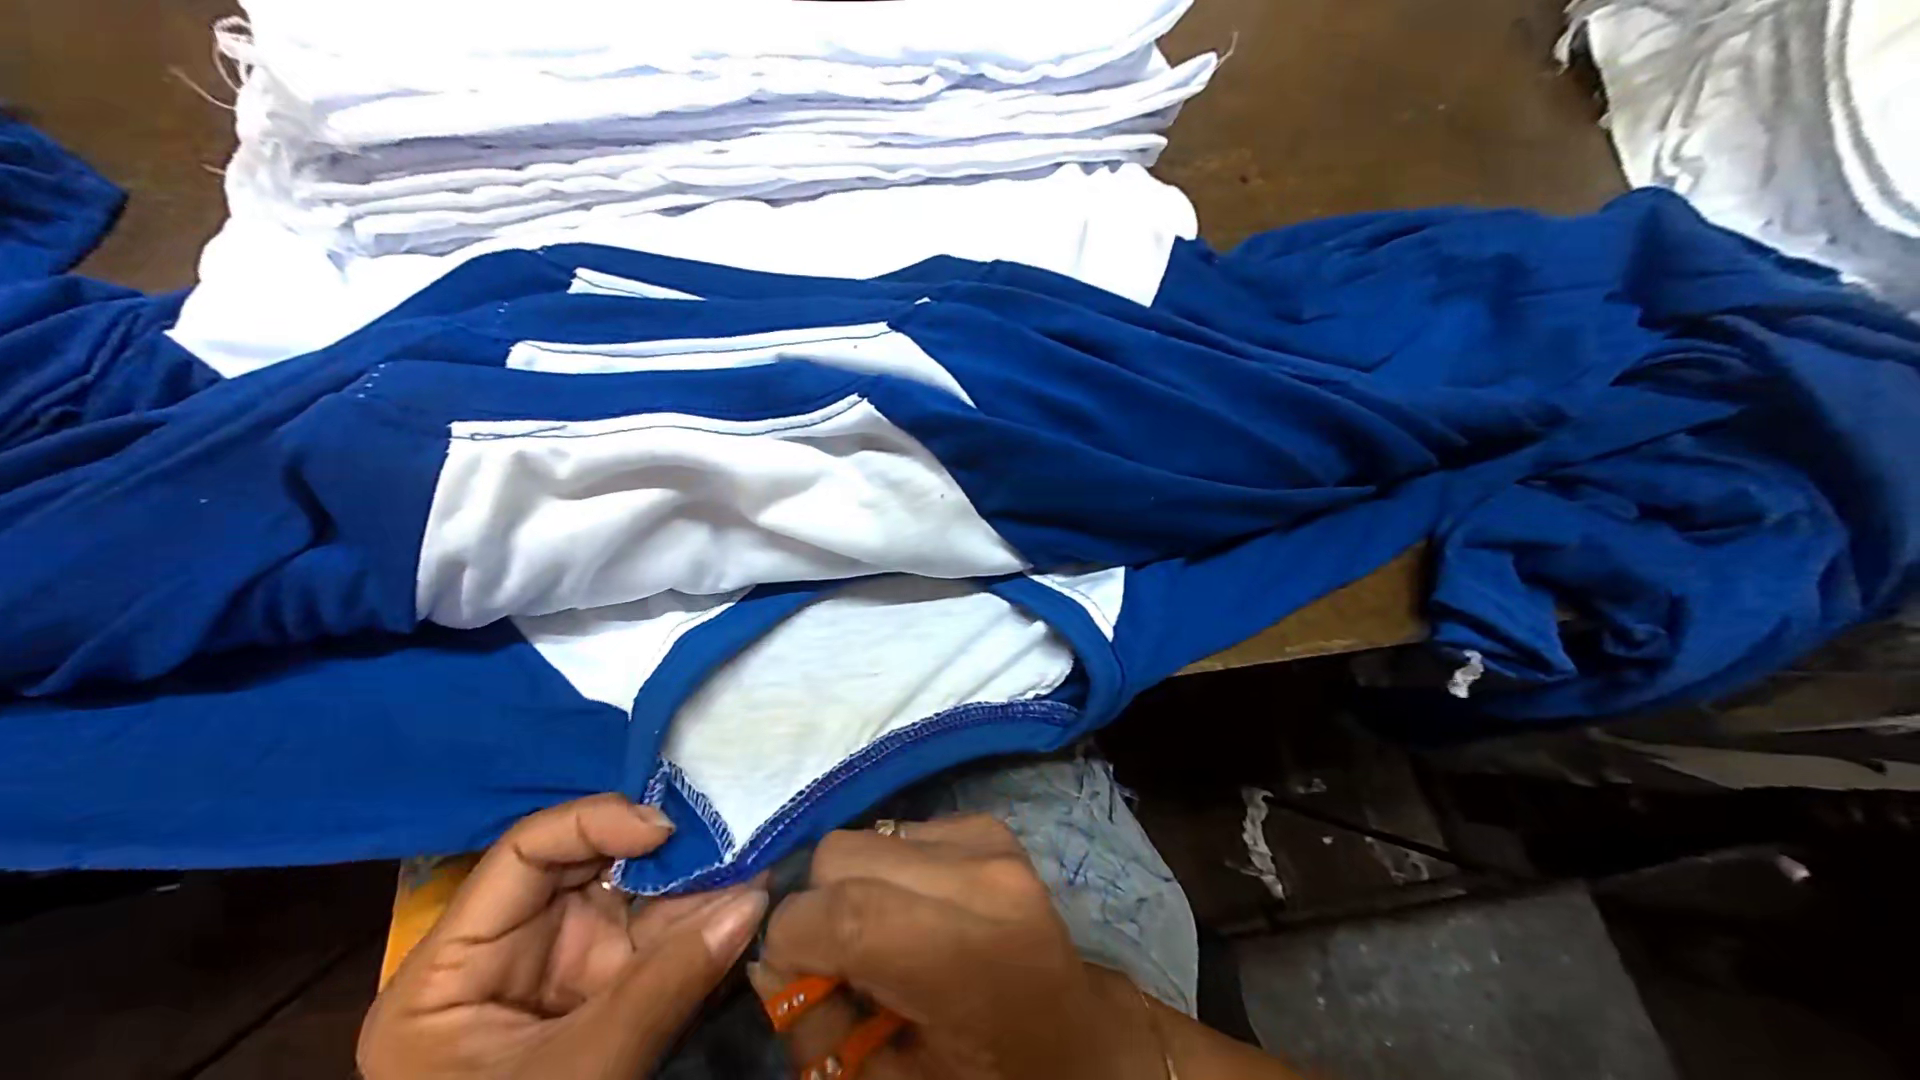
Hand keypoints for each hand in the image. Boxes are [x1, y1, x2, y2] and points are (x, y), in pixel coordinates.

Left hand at [359, 794, 767, 1079]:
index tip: (665, 831)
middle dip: (660, 855)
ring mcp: (564, 967)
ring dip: (694, 886)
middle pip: (587, 868)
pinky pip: (659, 937)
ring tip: (752, 868)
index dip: (595, 822)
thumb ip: (664, 984)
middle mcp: (510, 950)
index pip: (523, 852)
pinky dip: (701, 923)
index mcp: (453, 967)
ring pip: (634, 899)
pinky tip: (744, 904)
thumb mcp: (578, 1075)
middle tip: (728, 845)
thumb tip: (754, 898)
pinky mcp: (609, 988)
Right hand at [757, 815, 1167, 1079]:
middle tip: (840, 960)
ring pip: (866, 835)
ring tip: (884, 933)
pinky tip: (917, 907)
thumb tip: (769, 961)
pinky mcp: (990, 825)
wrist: (1080, 1043)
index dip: (792, 940)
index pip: (842, 912)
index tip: (792, 975)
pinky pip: (902, 829)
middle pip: (843, 854)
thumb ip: (816, 1029)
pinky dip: (889, 867)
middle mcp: (982, 875)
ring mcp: (991, 840)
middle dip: (818, 907)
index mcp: (966, 956)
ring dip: (854, 883)